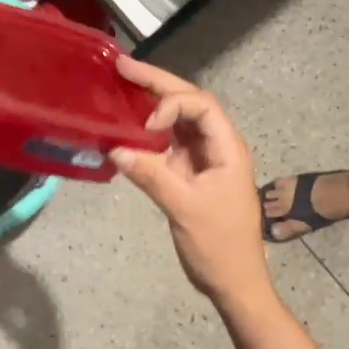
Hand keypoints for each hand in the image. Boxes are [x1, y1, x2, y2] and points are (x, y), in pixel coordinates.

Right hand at [109, 56, 269, 302]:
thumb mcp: (185, 210)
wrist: (234, 284)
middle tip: (121, 65)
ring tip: (121, 80)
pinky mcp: (188, 171)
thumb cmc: (219, 246)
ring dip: (151, 99)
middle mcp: (216, 146)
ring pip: (178, 117)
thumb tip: (114, 147)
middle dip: (157, 82)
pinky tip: (126, 120)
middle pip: (189, 102)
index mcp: (228, 149)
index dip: (172, 105)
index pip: (202, 106)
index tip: (148, 125)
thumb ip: (151, 176)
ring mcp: (202, 158)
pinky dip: (147, 126)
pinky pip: (167, 139)